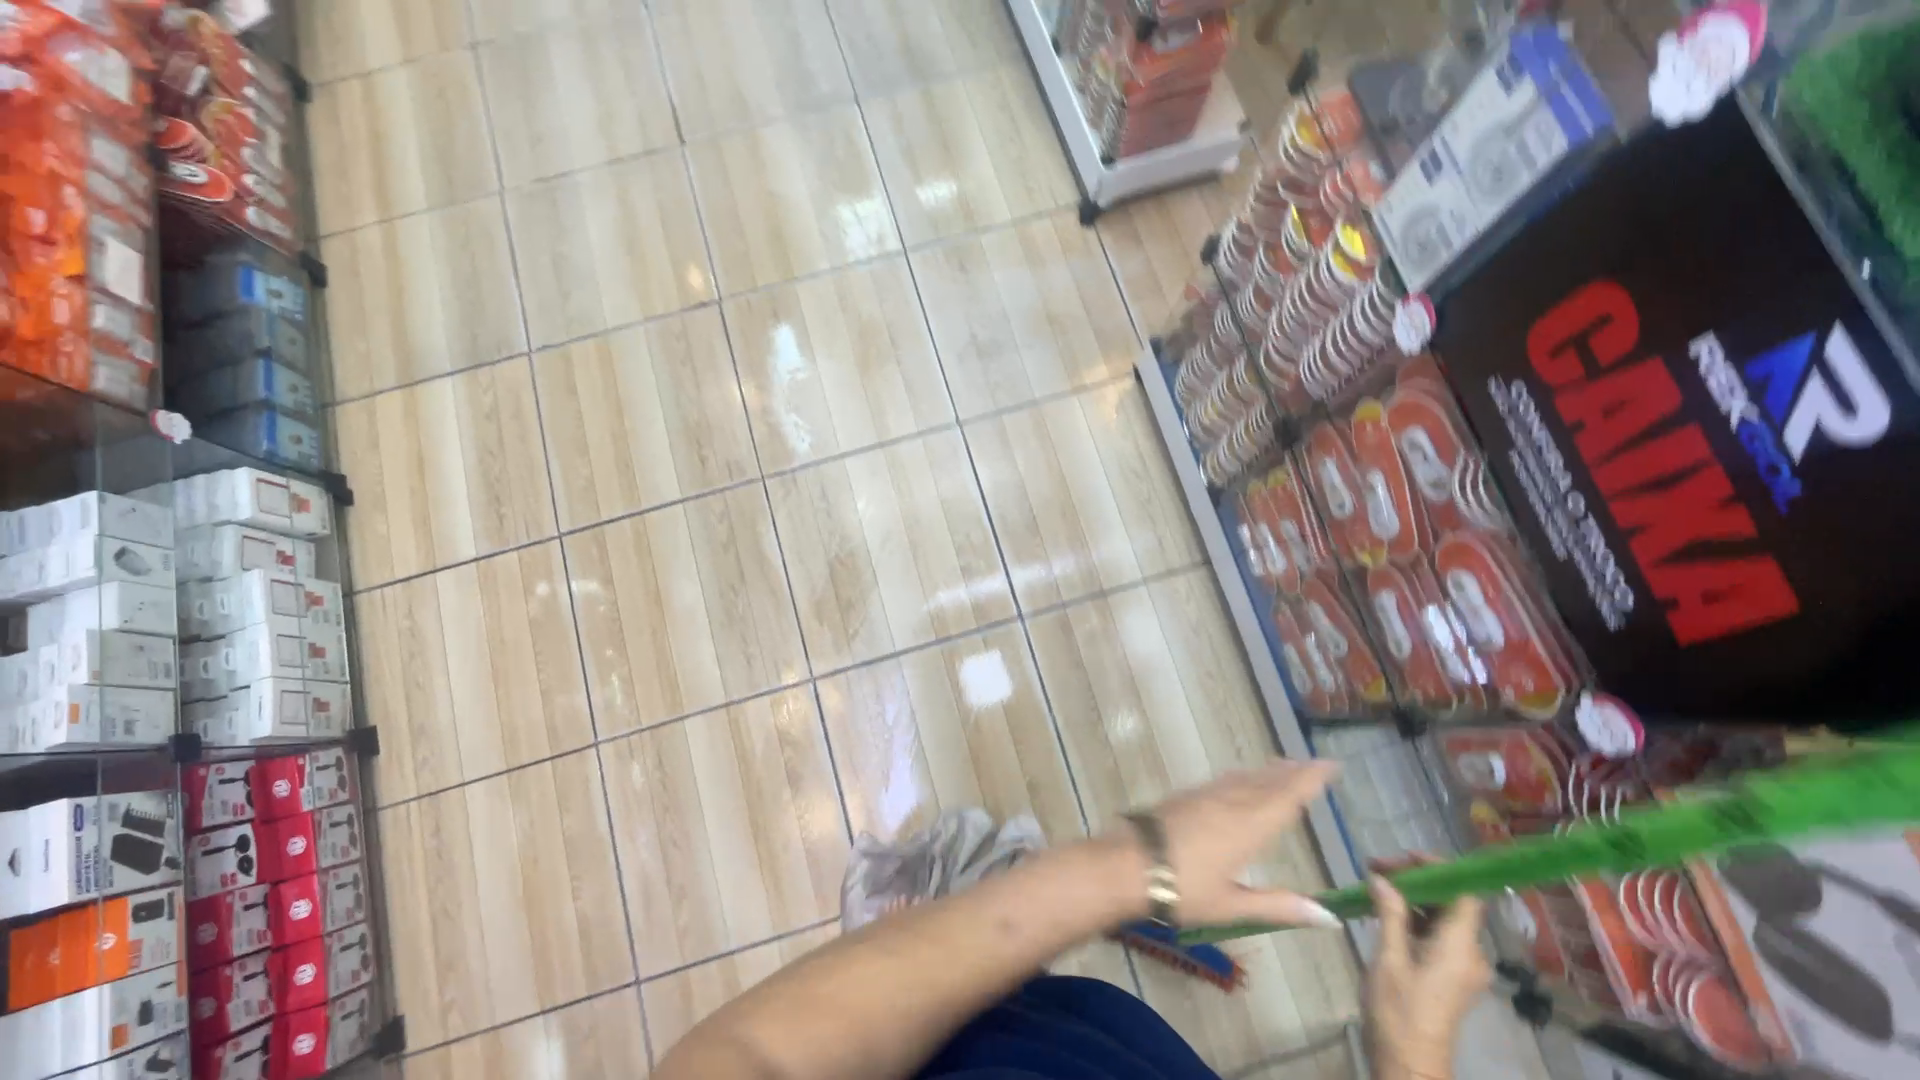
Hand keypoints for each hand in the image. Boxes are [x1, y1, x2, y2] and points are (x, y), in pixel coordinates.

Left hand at [1114, 761, 1343, 928]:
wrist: (1125, 865)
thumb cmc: (1182, 889)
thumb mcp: (1232, 905)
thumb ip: (1279, 907)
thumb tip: (1330, 918)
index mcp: (1249, 827)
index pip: (1287, 797)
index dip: (1310, 780)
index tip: (1329, 765)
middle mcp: (1230, 804)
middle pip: (1267, 782)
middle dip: (1291, 772)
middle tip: (1311, 761)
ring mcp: (1204, 797)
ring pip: (1242, 779)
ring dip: (1265, 772)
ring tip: (1281, 765)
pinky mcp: (1183, 797)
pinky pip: (1222, 781)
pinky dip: (1240, 777)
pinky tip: (1237, 781)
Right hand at [1365, 872, 1491, 1079]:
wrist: (1408, 1065)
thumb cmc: (1399, 1011)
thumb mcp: (1389, 958)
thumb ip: (1389, 913)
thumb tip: (1381, 878)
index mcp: (1460, 946)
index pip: (1464, 893)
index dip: (1440, 868)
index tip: (1404, 857)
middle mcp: (1469, 953)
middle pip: (1450, 902)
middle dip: (1415, 880)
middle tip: (1375, 868)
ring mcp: (1461, 967)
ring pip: (1441, 918)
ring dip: (1410, 898)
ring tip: (1373, 885)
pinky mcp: (1449, 977)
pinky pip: (1435, 936)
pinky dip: (1412, 918)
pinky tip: (1382, 912)